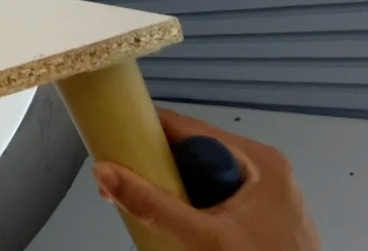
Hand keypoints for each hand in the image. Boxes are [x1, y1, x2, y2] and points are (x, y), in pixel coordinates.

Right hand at [94, 109, 319, 250]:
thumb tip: (100, 171)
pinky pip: (213, 194)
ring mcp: (266, 192)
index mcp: (259, 160)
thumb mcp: (207, 240)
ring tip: (144, 208)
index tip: (111, 147)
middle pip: (190, 151)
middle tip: (123, 186)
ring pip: (199, 174)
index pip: (185, 127)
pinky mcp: (264, 214)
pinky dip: (189, 204)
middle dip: (153, 168)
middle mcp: (263, 167)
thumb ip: (153, 206)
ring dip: (168, 188)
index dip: (144, 133)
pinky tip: (173, 221)